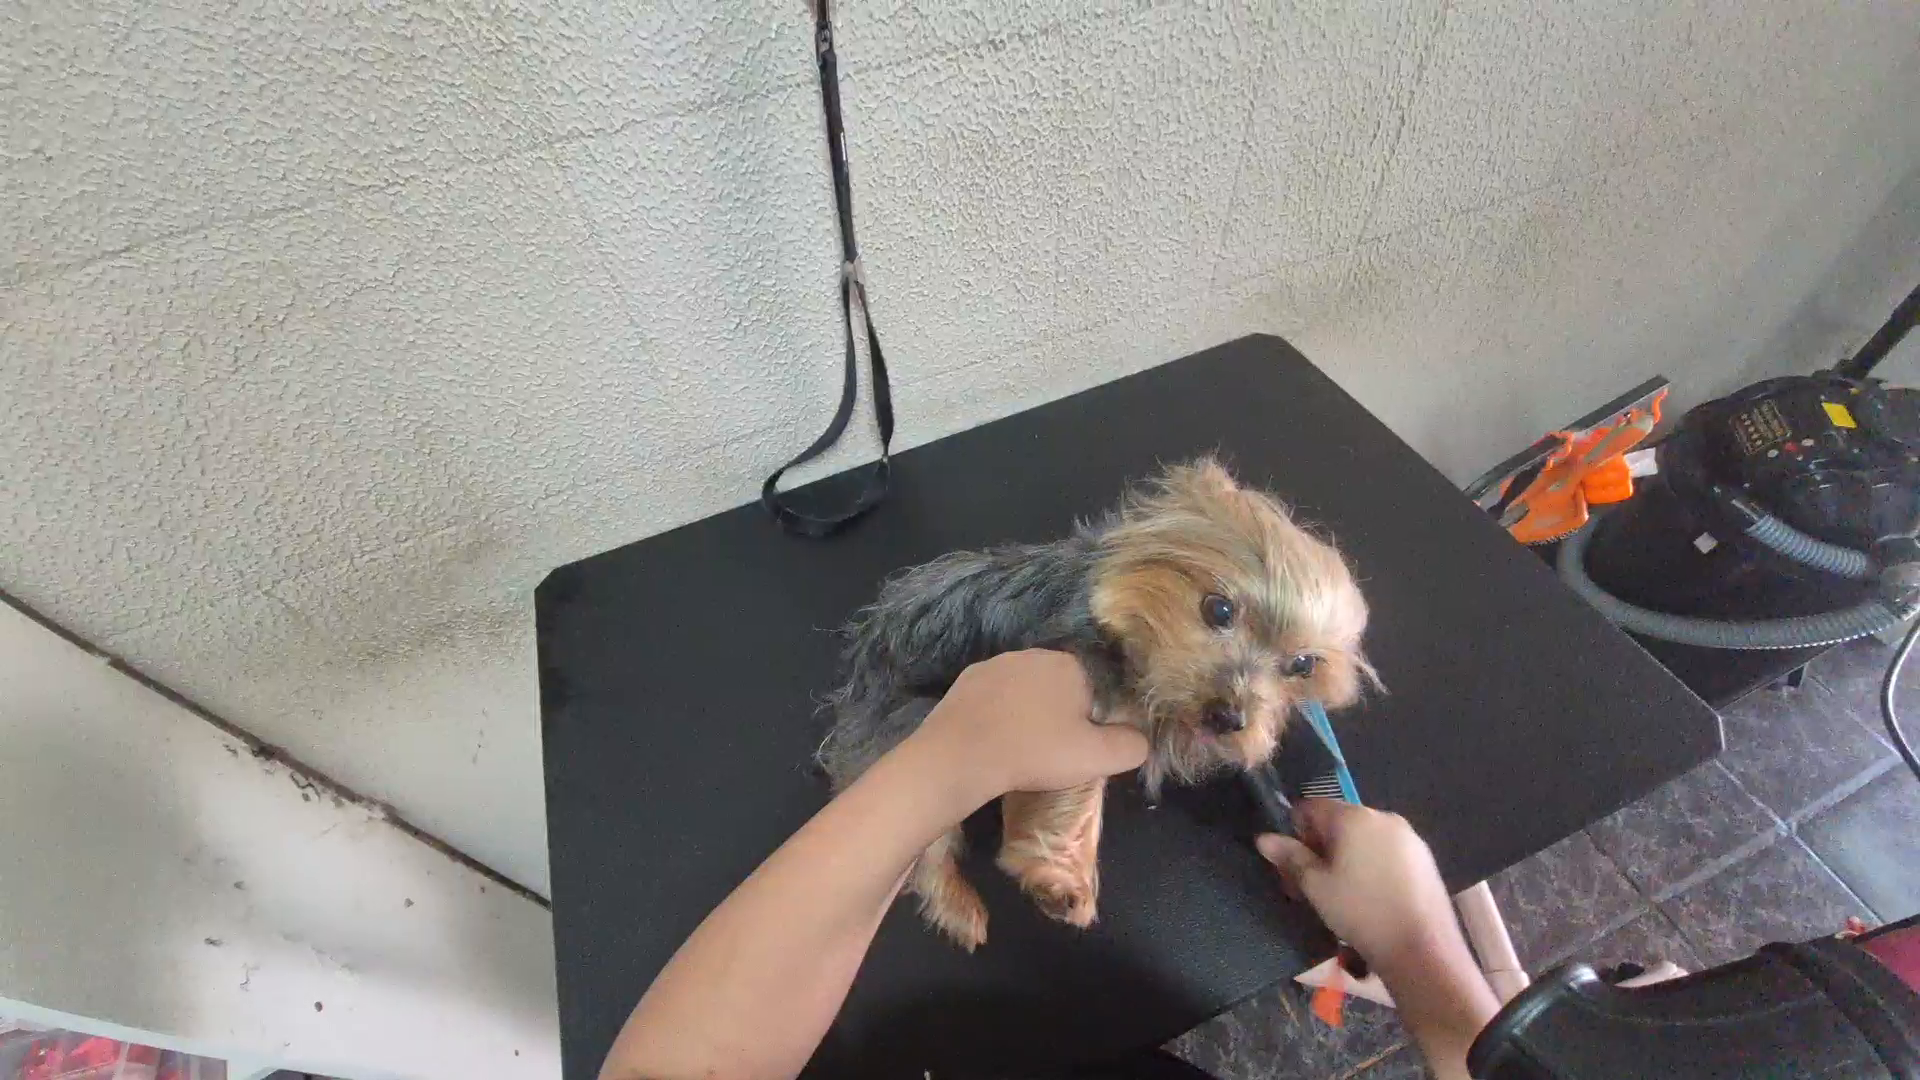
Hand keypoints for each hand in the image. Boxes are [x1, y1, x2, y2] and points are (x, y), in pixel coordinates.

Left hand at [907, 650, 1148, 807]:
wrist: (961, 754)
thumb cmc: (1035, 751)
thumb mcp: (1096, 758)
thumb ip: (1130, 745)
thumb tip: (1141, 738)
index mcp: (1070, 665)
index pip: (1096, 687)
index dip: (1095, 718)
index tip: (1083, 745)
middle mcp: (1035, 653)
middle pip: (1061, 684)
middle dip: (1062, 712)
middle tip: (1055, 749)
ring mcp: (998, 662)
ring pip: (1027, 687)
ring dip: (1030, 710)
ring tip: (1024, 745)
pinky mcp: (969, 677)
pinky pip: (997, 693)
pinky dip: (1001, 711)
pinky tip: (997, 736)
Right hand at [1256, 800, 1459, 975]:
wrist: (1424, 954)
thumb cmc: (1361, 913)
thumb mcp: (1315, 885)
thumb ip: (1289, 856)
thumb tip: (1263, 838)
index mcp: (1354, 816)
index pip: (1310, 807)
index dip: (1295, 833)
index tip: (1295, 864)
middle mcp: (1383, 817)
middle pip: (1337, 822)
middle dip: (1320, 847)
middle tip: (1313, 884)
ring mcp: (1409, 838)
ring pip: (1362, 837)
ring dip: (1345, 857)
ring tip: (1342, 893)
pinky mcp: (1425, 860)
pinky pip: (1386, 851)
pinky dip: (1371, 865)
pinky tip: (1371, 897)